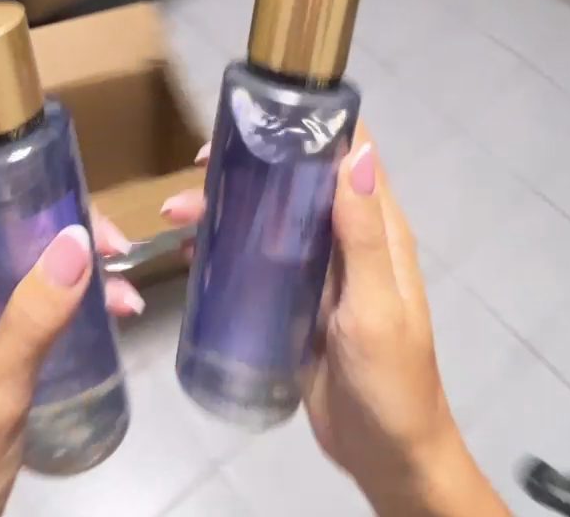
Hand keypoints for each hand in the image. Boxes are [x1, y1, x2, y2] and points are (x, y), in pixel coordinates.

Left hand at [0, 213, 138, 516]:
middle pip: (5, 232)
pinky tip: (117, 312)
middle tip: (117, 246)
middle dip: (64, 233)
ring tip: (126, 289)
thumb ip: (32, 318)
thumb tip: (78, 238)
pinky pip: (36, 301)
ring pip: (26, 265)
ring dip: (77, 269)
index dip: (19, 191)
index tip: (78, 200)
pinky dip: (74, 301)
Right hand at [161, 127, 508, 516]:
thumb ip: (362, 235)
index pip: (348, 153)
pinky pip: (256, 259)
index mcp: (376, 229)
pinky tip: (192, 252)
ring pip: (269, 217)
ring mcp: (316, 268)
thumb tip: (353, 150)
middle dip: (247, 166)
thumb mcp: (374, 306)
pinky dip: (225, 247)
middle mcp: (344, 237)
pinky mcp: (292, 299)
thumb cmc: (391, 379)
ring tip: (178, 215)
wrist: (386, 457)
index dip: (310, 123)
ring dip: (225, 207)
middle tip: (197, 167)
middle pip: (295, 181)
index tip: (260, 112)